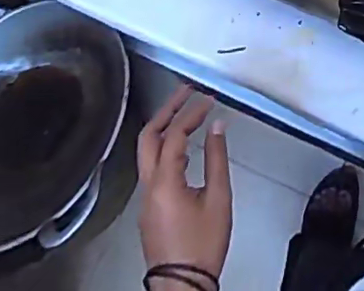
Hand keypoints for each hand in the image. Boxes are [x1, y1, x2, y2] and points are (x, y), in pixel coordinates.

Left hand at [137, 87, 231, 284]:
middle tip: (186, 93)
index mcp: (164, 181)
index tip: (208, 100)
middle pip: (149, 136)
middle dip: (167, 110)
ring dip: (164, 127)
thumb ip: (216, 158)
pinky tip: (183, 147)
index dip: (191, 113)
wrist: (182, 288)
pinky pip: (151, 166)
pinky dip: (165, 146)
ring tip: (185, 112)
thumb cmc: (202, 246)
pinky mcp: (148, 208)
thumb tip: (216, 126)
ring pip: (146, 151)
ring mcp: (144, 198)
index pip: (174, 134)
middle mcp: (148, 186)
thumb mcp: (218, 199)